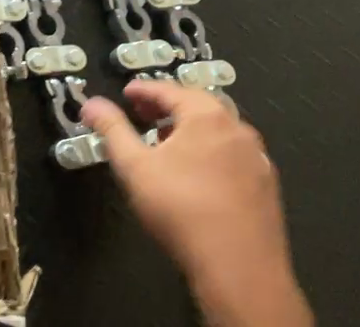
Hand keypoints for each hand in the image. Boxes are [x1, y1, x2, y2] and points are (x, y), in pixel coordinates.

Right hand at [83, 80, 311, 326]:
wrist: (240, 270)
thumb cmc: (182, 210)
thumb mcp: (134, 167)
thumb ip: (111, 130)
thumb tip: (92, 104)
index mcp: (206, 116)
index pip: (170, 90)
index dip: (144, 89)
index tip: (127, 93)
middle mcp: (237, 129)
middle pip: (198, 105)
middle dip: (168, 106)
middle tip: (143, 113)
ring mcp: (257, 157)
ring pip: (219, 130)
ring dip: (190, 128)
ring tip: (166, 142)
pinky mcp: (267, 185)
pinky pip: (234, 154)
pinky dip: (211, 150)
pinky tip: (197, 172)